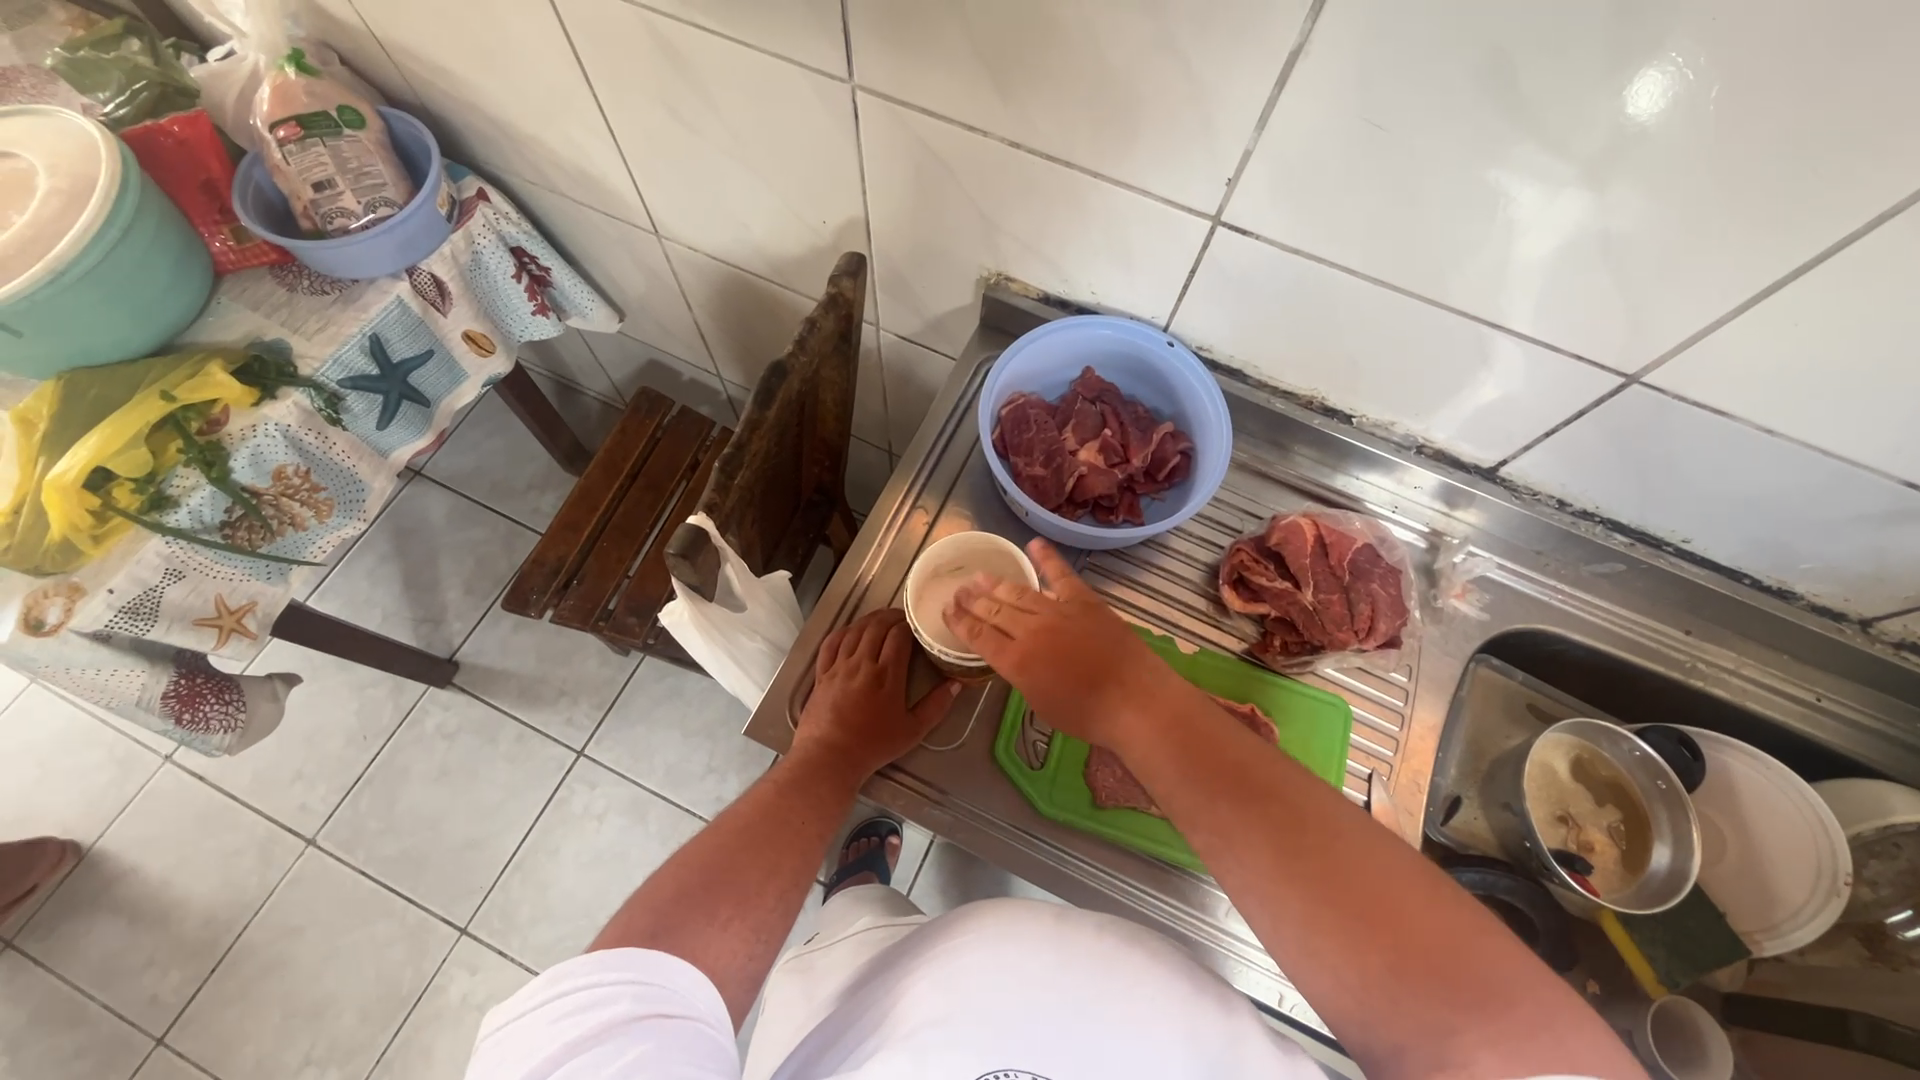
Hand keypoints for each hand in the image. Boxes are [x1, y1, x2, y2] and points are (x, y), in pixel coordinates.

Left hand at [793, 608, 959, 781]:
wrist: (829, 757)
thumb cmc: (874, 746)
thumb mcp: (913, 730)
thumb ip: (936, 706)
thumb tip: (956, 684)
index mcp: (887, 674)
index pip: (899, 635)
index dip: (909, 625)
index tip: (917, 625)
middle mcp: (862, 663)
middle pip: (877, 627)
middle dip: (891, 617)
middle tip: (902, 617)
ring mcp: (839, 666)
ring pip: (855, 630)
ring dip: (870, 620)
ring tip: (881, 618)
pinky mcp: (822, 673)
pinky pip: (831, 642)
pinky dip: (844, 630)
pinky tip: (852, 630)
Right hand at [941, 538, 1204, 750]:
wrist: (1134, 701)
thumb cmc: (1088, 716)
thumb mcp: (1041, 704)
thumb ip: (1024, 677)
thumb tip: (1019, 659)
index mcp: (1015, 663)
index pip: (977, 636)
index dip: (959, 622)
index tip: (946, 610)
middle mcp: (1029, 632)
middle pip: (993, 611)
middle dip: (972, 600)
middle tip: (958, 590)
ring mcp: (1057, 612)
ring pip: (1018, 593)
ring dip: (996, 584)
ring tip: (979, 575)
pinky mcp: (1084, 602)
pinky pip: (1061, 575)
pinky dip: (1046, 558)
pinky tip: (1033, 543)